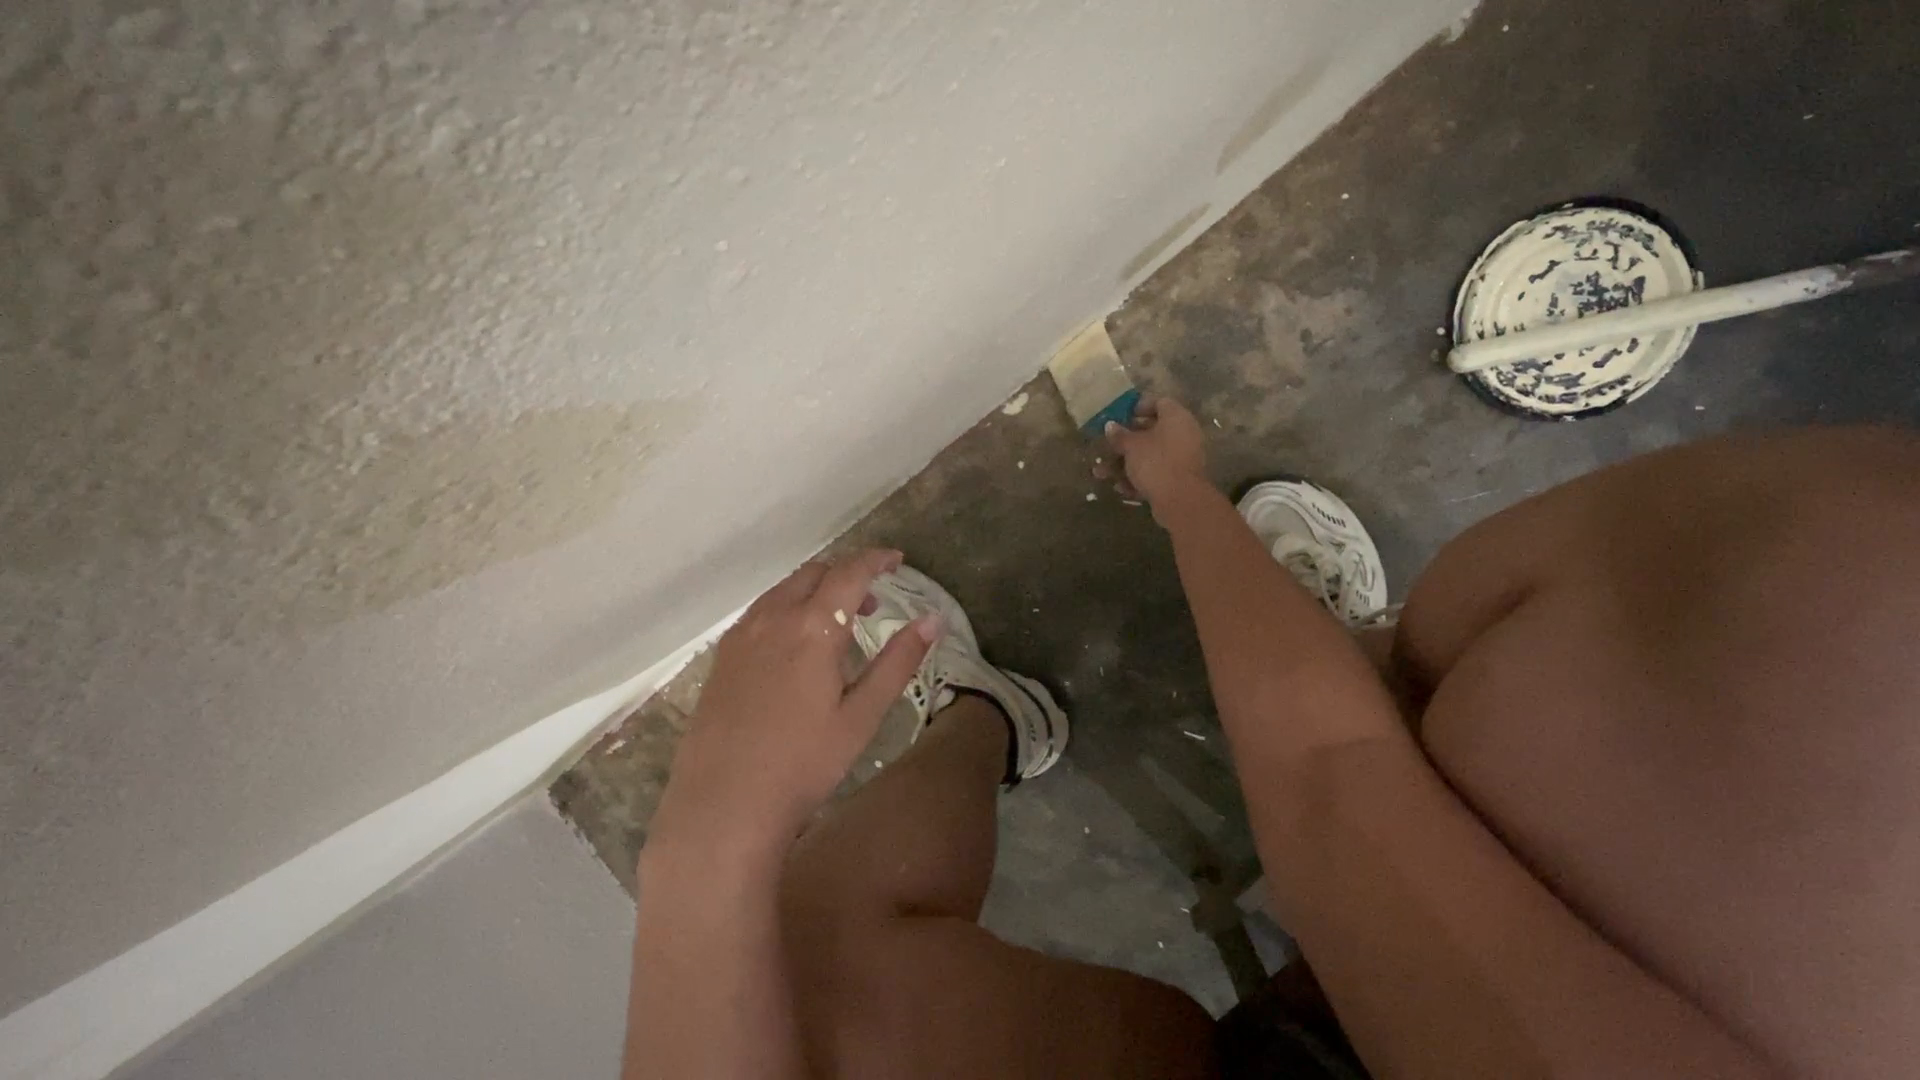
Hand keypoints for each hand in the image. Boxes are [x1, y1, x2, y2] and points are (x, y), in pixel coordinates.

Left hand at [650, 549, 940, 856]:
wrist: (723, 804)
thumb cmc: (803, 764)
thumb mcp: (862, 716)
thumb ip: (898, 662)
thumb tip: (933, 620)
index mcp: (813, 627)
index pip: (850, 572)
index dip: (876, 560)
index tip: (897, 560)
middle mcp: (773, 618)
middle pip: (813, 574)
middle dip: (846, 575)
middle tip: (872, 602)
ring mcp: (741, 636)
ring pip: (783, 590)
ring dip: (816, 591)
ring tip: (837, 626)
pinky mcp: (722, 657)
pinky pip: (761, 612)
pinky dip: (787, 609)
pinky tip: (796, 647)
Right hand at [1100, 395, 1208, 522]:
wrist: (1180, 500)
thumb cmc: (1155, 462)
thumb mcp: (1132, 446)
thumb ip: (1120, 435)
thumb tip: (1110, 426)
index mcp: (1176, 417)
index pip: (1160, 403)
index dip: (1139, 407)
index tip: (1121, 415)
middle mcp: (1183, 434)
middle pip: (1153, 431)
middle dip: (1127, 440)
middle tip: (1109, 444)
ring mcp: (1183, 458)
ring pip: (1150, 455)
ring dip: (1126, 463)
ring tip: (1101, 473)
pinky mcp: (1179, 479)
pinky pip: (1156, 473)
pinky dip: (1138, 478)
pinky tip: (1120, 488)